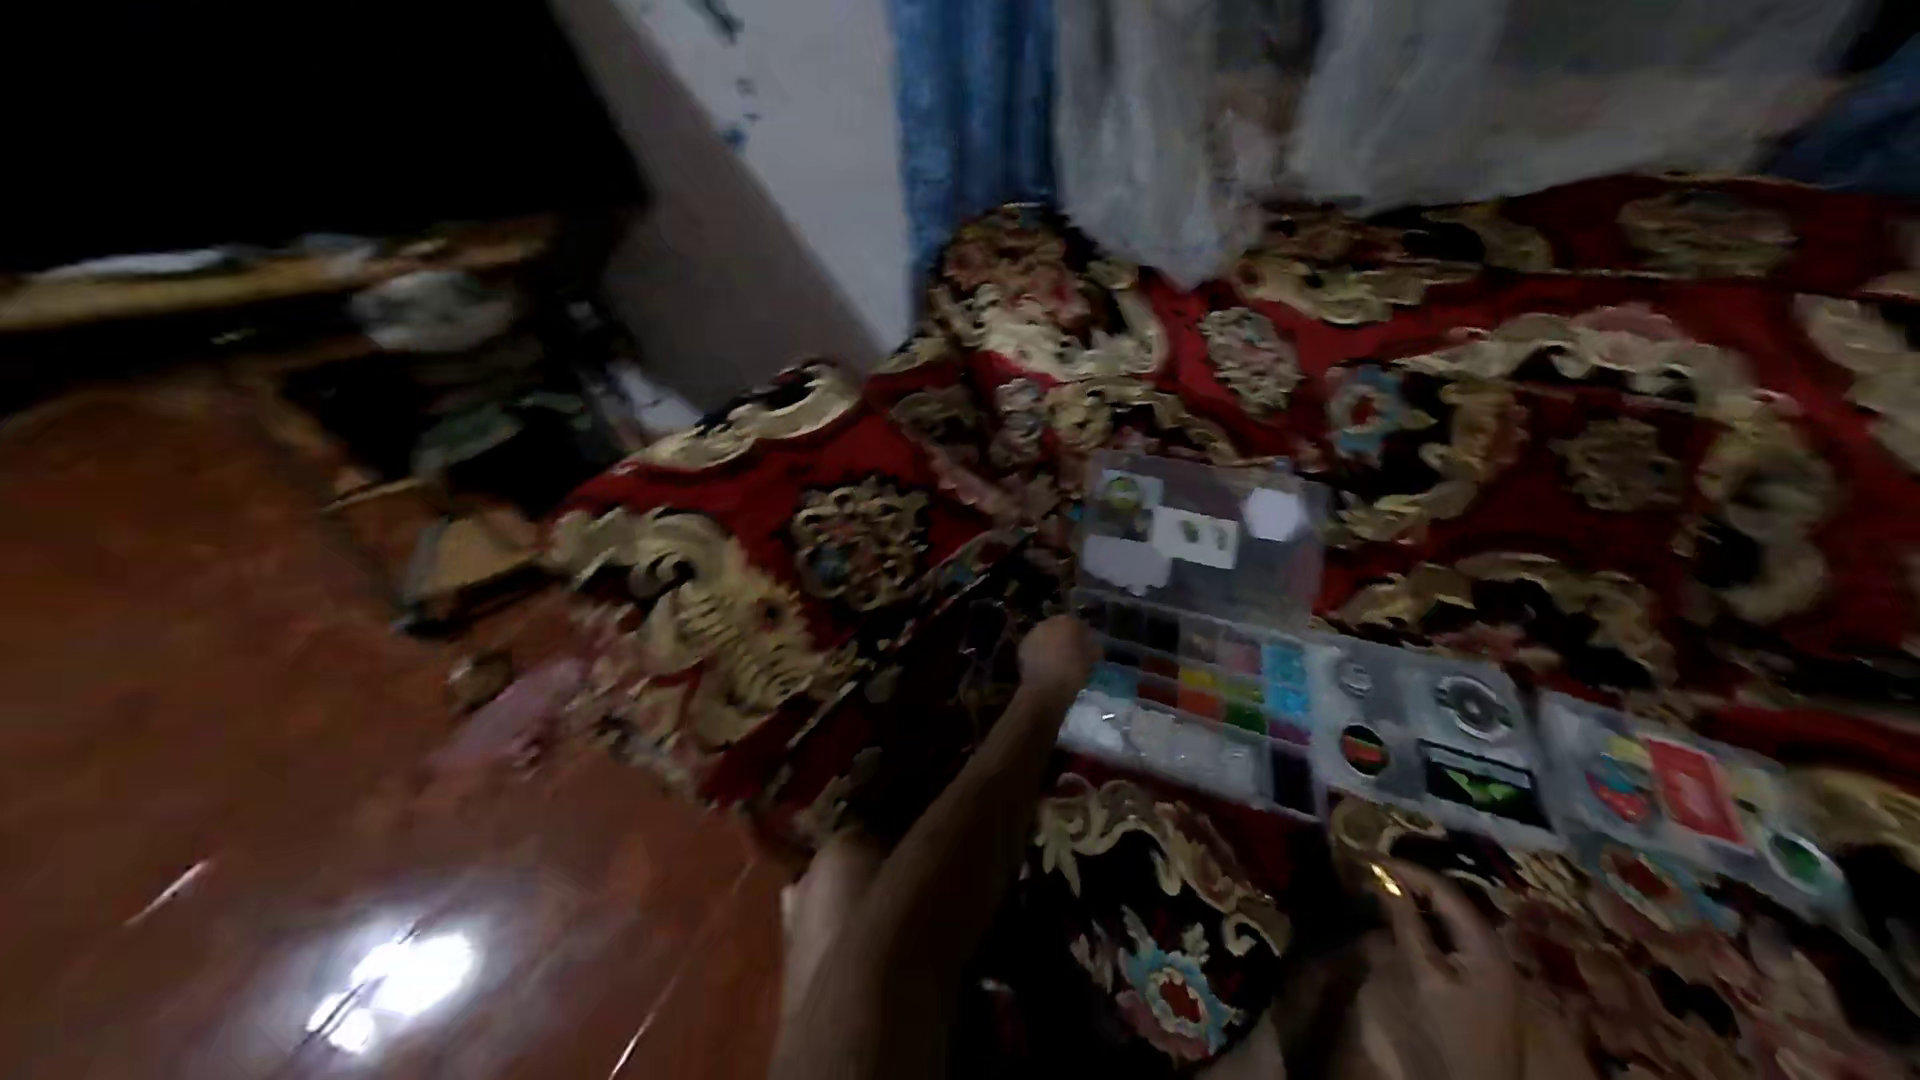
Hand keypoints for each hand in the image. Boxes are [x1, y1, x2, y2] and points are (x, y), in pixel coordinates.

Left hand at [1017, 615, 1096, 697]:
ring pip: (1046, 636)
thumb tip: (1093, 644)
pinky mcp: (1022, 645)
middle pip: (1060, 628)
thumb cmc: (1073, 672)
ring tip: (1057, 660)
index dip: (1084, 637)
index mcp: (1068, 621)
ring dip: (1051, 644)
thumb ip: (1093, 647)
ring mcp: (1033, 632)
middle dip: (1065, 637)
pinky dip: (1040, 652)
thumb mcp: (1092, 659)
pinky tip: (1044, 664)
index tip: (1087, 648)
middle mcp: (1049, 622)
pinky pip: (1036, 646)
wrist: (1045, 689)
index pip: (1080, 625)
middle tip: (1072, 653)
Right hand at [1371, 860, 1520, 1079]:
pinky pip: (1443, 932)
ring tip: (1374, 884)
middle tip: (1365, 867)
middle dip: (1405, 879)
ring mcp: (1483, 962)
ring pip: (1443, 914)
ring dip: (1410, 897)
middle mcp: (1489, 945)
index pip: (1441, 888)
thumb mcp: (1422, 974)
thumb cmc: (1448, 1031)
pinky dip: (1417, 918)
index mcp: (1484, 942)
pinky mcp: (1472, 976)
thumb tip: (1380, 877)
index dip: (1403, 868)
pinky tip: (1394, 915)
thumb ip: (1404, 922)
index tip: (1365, 858)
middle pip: (1445, 898)